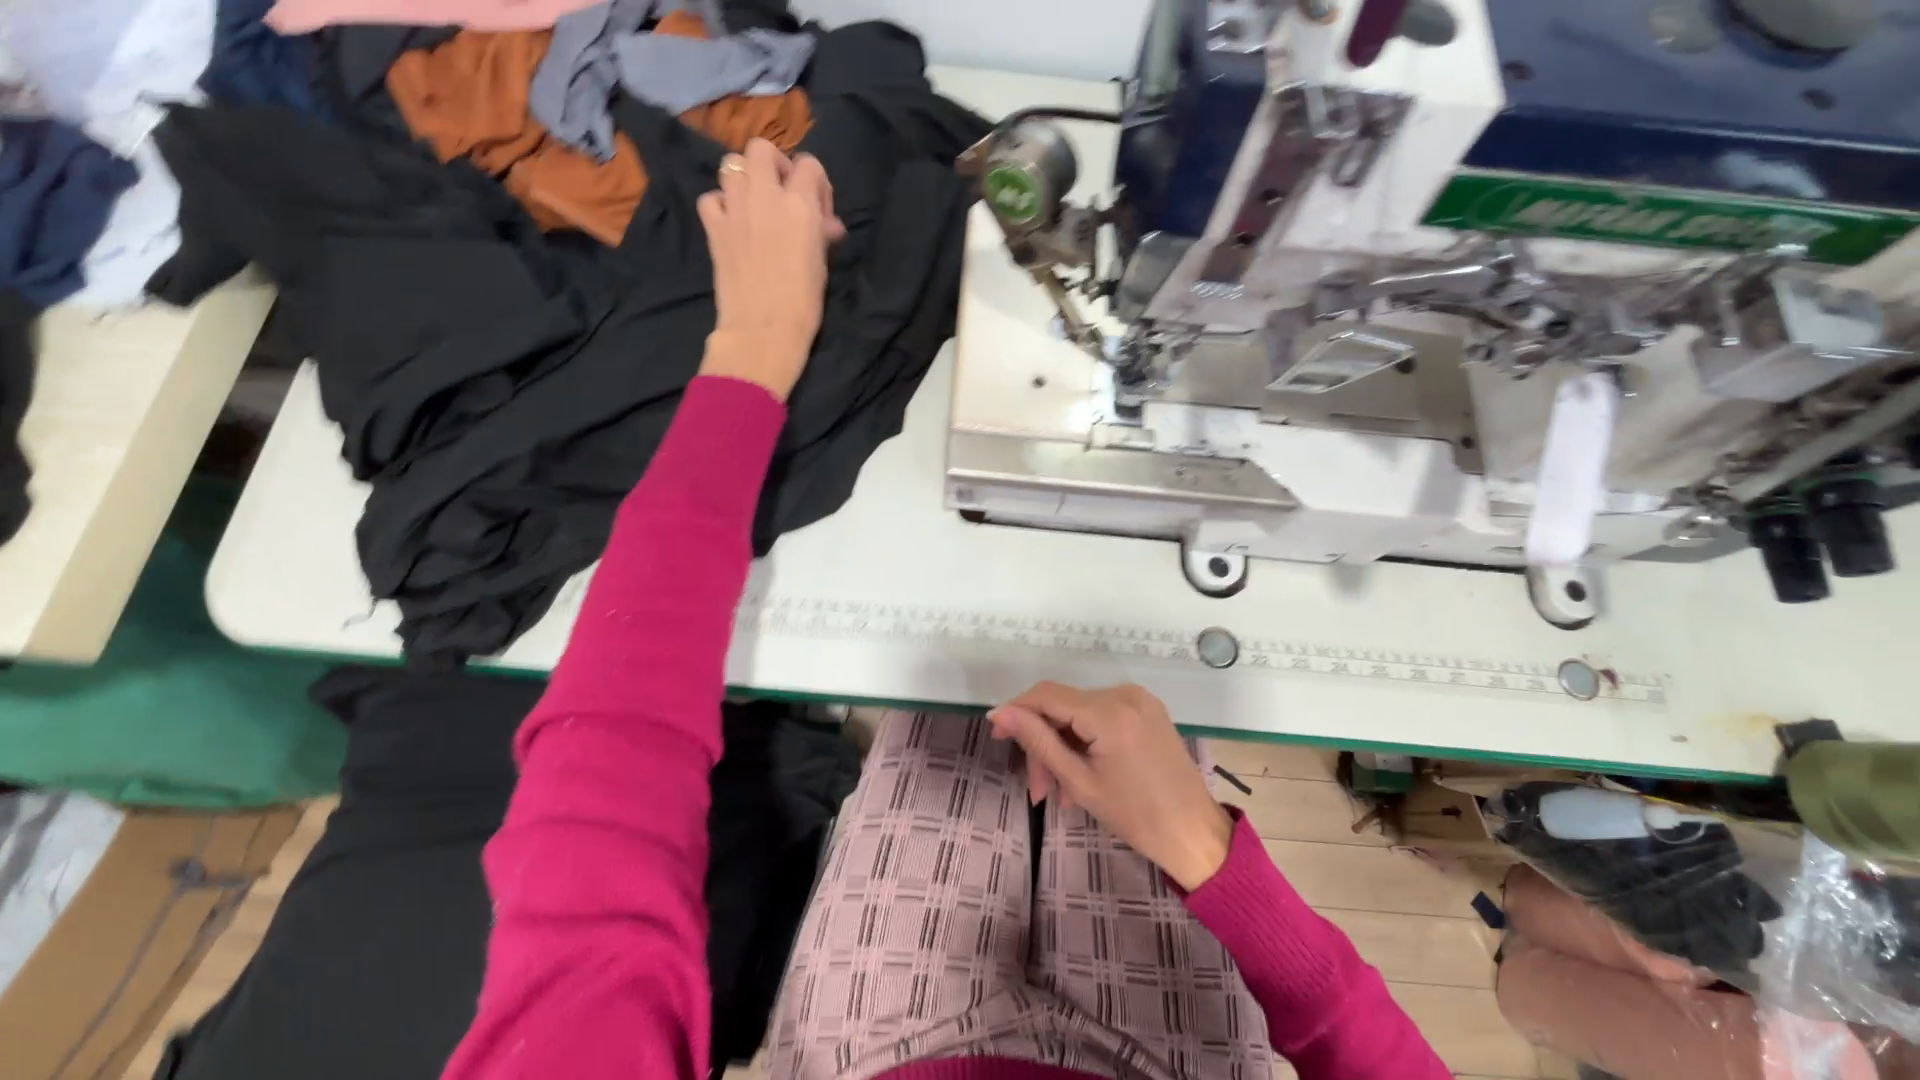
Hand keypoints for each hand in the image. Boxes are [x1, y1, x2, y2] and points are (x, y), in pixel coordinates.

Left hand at [695, 138, 846, 400]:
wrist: (763, 331)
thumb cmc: (803, 303)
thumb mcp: (821, 262)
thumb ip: (820, 233)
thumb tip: (824, 226)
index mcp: (800, 204)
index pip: (809, 164)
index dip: (815, 184)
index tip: (818, 213)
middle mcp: (765, 196)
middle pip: (762, 148)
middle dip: (774, 165)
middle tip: (781, 194)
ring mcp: (735, 209)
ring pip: (732, 165)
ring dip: (745, 179)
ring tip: (755, 206)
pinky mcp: (714, 227)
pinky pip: (711, 198)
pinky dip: (721, 205)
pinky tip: (731, 225)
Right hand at [989, 682, 1234, 889]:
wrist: (1193, 832)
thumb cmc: (1135, 816)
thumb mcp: (1079, 782)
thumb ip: (1038, 742)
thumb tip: (1001, 712)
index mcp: (1109, 712)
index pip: (1046, 694)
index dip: (1016, 710)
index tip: (996, 735)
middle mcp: (1124, 694)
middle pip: (1063, 706)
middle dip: (1043, 744)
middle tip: (1038, 788)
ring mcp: (1139, 699)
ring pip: (1080, 713)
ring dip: (1063, 747)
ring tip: (1059, 793)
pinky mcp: (1147, 710)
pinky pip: (1102, 717)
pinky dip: (1085, 741)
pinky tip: (1081, 775)